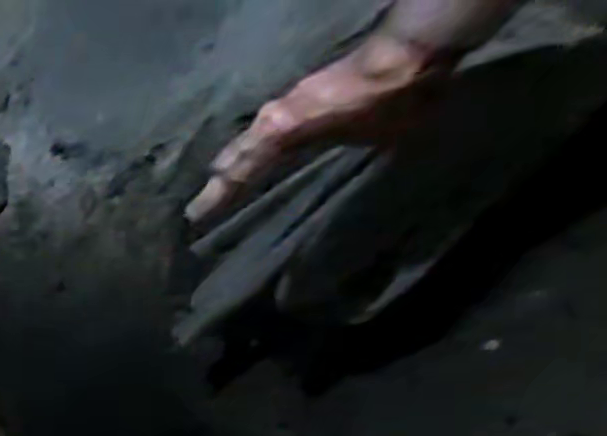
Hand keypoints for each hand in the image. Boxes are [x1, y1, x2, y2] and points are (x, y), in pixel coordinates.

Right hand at [185, 32, 442, 224]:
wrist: (413, 44)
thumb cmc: (388, 100)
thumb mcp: (364, 141)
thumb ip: (330, 162)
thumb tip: (323, 190)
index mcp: (275, 137)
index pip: (236, 176)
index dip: (215, 199)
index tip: (193, 219)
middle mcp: (269, 122)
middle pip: (231, 158)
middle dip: (216, 182)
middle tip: (198, 206)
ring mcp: (283, 106)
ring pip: (244, 142)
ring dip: (232, 162)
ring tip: (219, 181)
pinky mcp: (299, 95)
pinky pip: (264, 128)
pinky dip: (252, 146)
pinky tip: (253, 153)